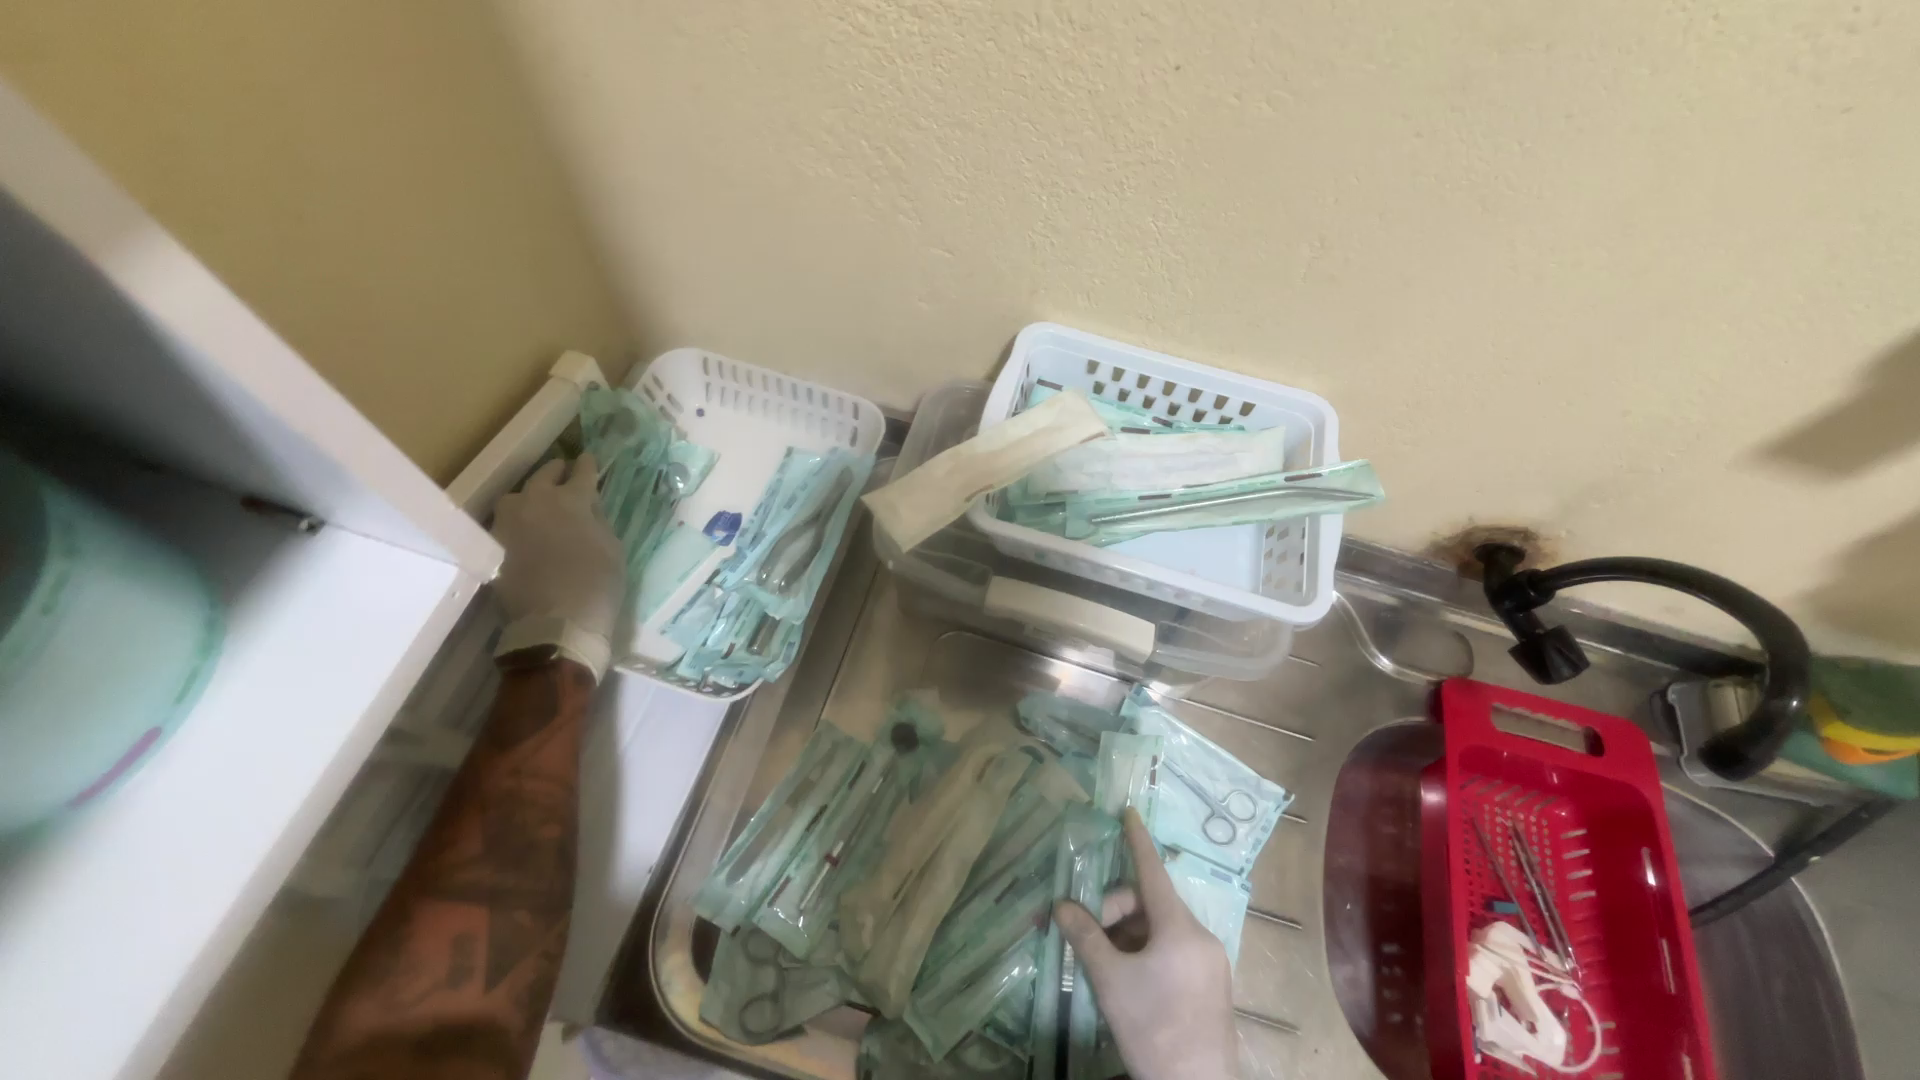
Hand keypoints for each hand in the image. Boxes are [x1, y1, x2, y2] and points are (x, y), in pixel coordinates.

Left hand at [491, 453, 623, 642]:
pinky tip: (526, 529)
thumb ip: (597, 520)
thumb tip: (588, 507)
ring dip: (530, 495)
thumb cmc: (597, 585)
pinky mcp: (494, 545)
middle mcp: (536, 502)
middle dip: (557, 472)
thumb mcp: (612, 548)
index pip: (582, 473)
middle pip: (544, 476)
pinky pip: (506, 522)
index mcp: (572, 501)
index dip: (587, 465)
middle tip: (564, 473)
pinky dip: (518, 521)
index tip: (589, 459)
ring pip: (517, 496)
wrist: (556, 623)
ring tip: (539, 502)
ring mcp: (510, 523)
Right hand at [1054, 808, 1237, 1079]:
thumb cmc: (1153, 1027)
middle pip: (1149, 904)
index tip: (1128, 811)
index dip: (1137, 840)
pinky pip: (1171, 950)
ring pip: (1158, 929)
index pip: (1152, 871)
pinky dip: (1143, 952)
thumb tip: (1060, 905)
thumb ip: (1085, 936)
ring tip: (1103, 964)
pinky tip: (1125, 978)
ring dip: (1126, 935)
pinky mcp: (1209, 984)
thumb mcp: (1111, 979)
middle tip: (1087, 936)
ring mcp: (1208, 962)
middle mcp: (1199, 936)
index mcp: (1180, 927)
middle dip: (1114, 912)